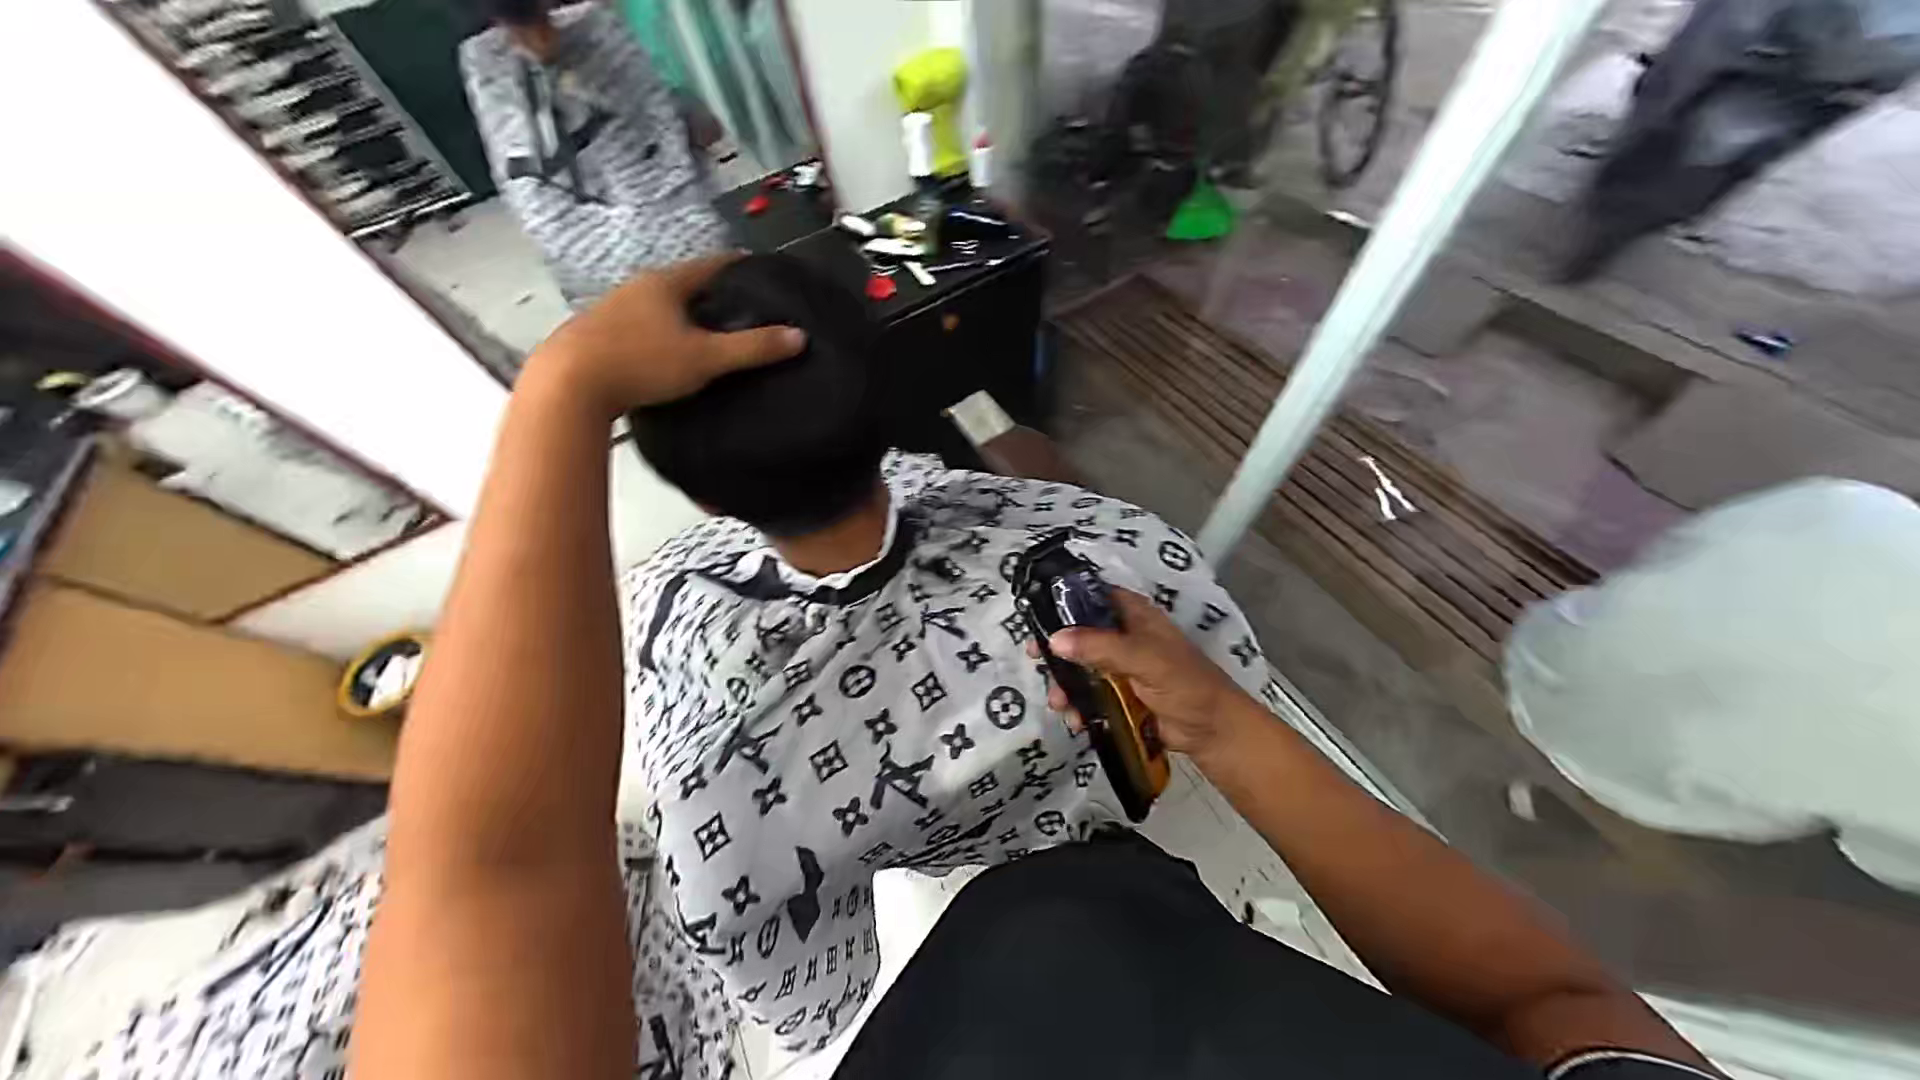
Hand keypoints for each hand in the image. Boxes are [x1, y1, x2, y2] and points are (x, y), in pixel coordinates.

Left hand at [529, 256, 805, 418]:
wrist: (569, 385)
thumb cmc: (641, 362)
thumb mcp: (706, 358)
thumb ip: (752, 348)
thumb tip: (798, 336)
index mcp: (667, 282)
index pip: (714, 264)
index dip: (742, 266)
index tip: (766, 273)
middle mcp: (639, 287)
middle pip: (688, 284)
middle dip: (718, 294)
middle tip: (750, 310)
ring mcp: (617, 309)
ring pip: (665, 305)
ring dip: (691, 315)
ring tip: (718, 334)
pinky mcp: (603, 333)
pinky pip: (647, 325)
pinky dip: (669, 332)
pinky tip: (677, 353)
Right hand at [1029, 588, 1250, 760]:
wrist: (1212, 732)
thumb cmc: (1186, 684)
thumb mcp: (1144, 659)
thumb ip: (1100, 647)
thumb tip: (1055, 640)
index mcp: (1133, 615)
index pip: (1093, 596)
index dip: (1064, 601)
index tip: (1038, 615)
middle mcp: (1122, 636)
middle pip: (1078, 633)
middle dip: (1057, 649)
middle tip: (1037, 659)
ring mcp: (1118, 667)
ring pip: (1079, 667)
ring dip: (1065, 684)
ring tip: (1059, 703)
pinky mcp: (1117, 696)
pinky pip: (1088, 695)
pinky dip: (1078, 706)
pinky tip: (1076, 720)